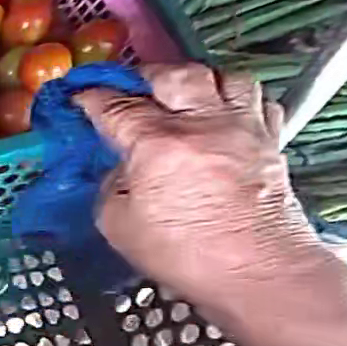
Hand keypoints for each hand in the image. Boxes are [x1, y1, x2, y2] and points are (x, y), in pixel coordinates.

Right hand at [74, 64, 337, 317]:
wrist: (253, 270)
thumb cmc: (175, 250)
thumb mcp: (114, 217)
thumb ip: (113, 179)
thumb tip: (121, 163)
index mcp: (158, 145)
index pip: (117, 107)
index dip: (91, 98)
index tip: (76, 95)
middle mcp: (205, 125)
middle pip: (177, 76)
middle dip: (144, 75)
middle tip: (124, 85)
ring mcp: (244, 129)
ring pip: (224, 77)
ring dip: (194, 79)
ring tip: (173, 92)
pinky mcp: (269, 141)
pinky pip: (255, 100)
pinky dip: (231, 97)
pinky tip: (214, 111)